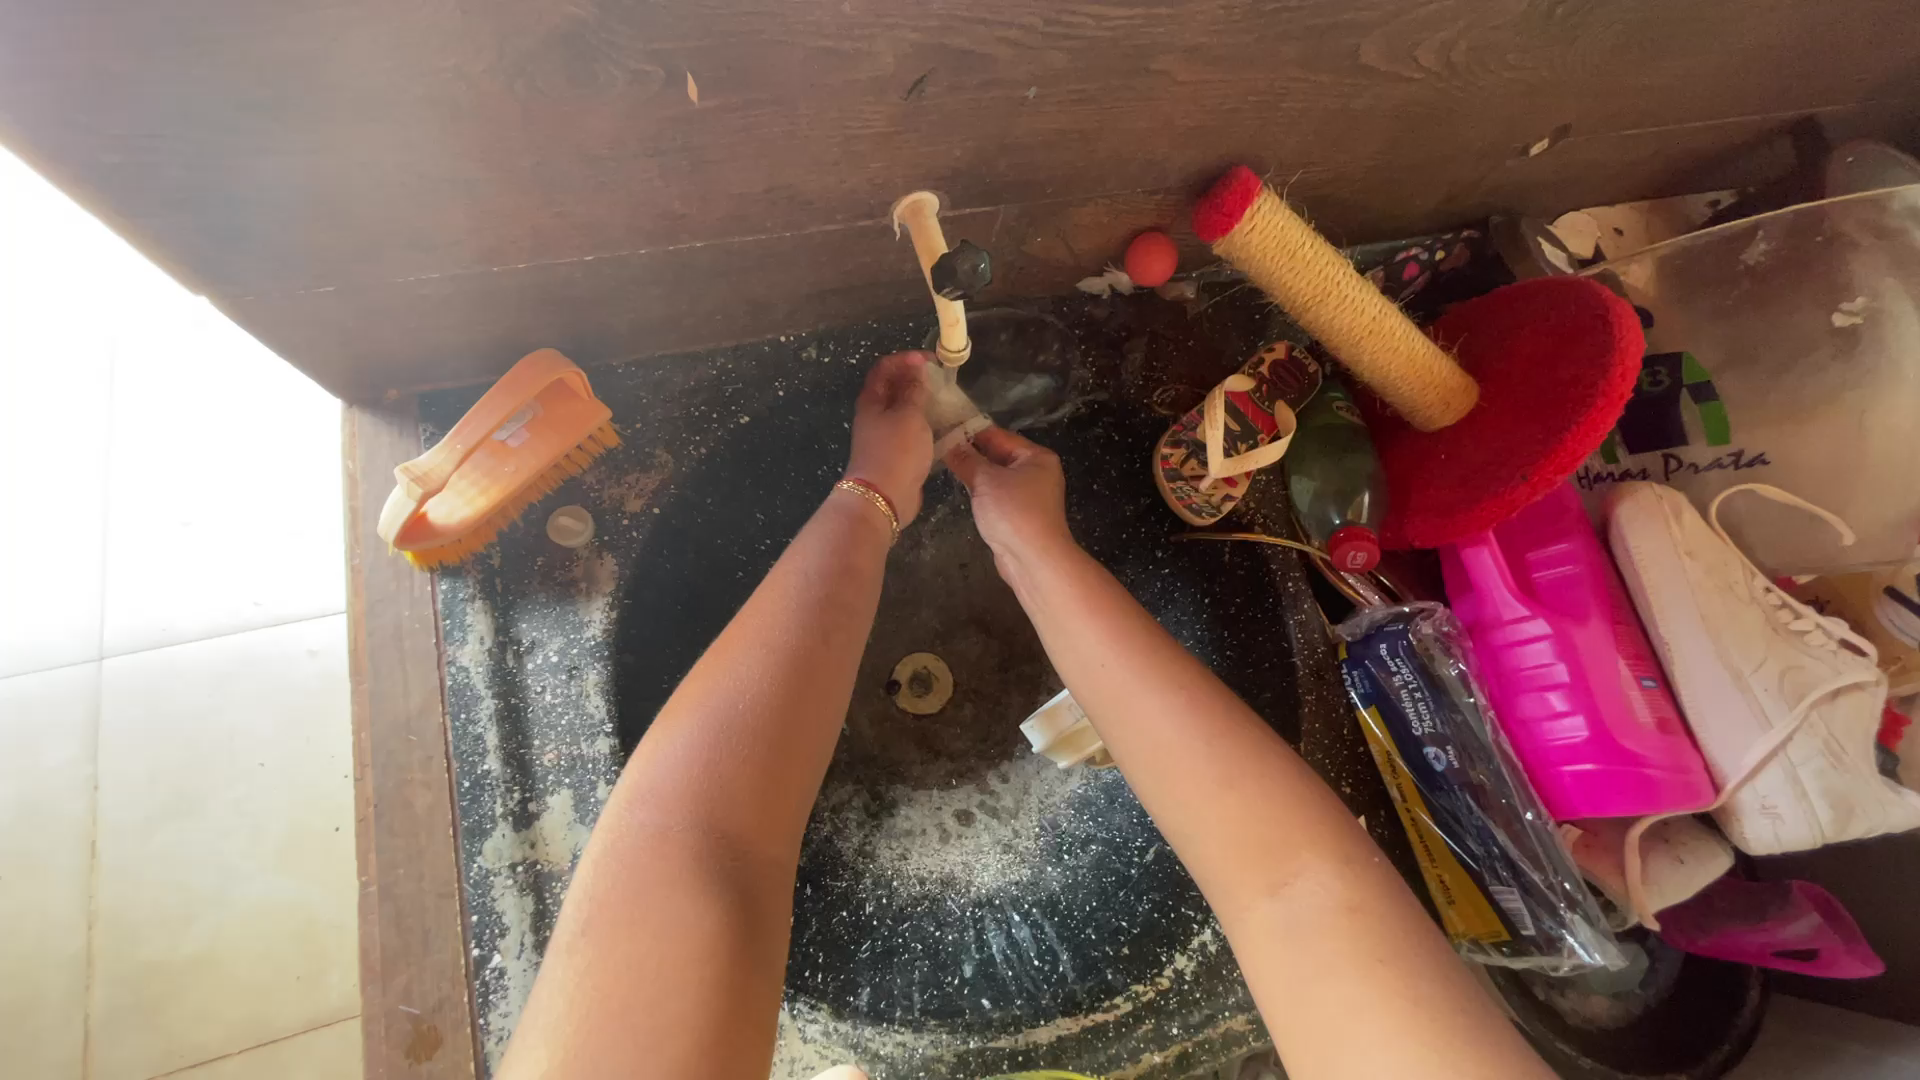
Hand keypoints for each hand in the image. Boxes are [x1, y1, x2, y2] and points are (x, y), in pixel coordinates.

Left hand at [846, 351, 933, 523]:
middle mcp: (874, 414)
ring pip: (903, 410)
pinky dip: (925, 424)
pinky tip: (942, 426)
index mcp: (872, 399)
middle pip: (893, 388)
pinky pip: (911, 430)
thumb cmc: (896, 451)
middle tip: (942, 379)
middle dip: (916, 379)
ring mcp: (884, 435)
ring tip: (946, 400)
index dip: (906, 359)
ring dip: (922, 402)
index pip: (885, 367)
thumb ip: (915, 390)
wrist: (884, 497)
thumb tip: (917, 369)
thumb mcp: (909, 414)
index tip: (931, 361)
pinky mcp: (896, 453)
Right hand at [944, 427, 1077, 580]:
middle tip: (940, 447)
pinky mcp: (1020, 515)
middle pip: (998, 456)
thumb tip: (950, 443)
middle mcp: (1037, 472)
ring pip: (997, 477)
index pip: (999, 436)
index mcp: (1036, 456)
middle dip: (972, 454)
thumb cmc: (1013, 512)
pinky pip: (998, 496)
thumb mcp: (985, 480)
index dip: (971, 432)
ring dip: (976, 474)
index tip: (945, 428)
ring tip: (947, 465)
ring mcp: (1030, 495)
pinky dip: (982, 493)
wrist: (1034, 559)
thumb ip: (966, 459)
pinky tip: (964, 490)